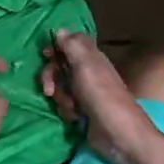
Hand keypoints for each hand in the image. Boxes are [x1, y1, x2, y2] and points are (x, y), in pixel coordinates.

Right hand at [40, 30, 156, 163]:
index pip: (70, 43)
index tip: (45, 55)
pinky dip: (67, 111)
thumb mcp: (85, 66)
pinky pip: (65, 104)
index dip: (56, 47)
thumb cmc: (102, 96)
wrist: (118, 134)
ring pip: (61, 86)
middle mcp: (88, 72)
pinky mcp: (83, 111)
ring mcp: (85, 92)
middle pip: (60, 66)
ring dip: (61, 97)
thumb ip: (72, 46)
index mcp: (91, 57)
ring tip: (71, 108)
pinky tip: (75, 118)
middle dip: (51, 77)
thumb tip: (60, 29)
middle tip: (49, 90)